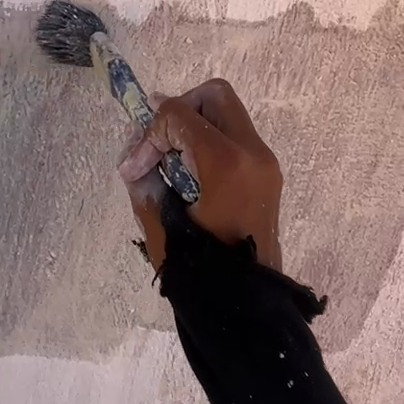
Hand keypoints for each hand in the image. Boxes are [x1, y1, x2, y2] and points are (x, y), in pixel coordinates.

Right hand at [115, 78, 282, 270]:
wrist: (246, 307)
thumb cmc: (199, 268)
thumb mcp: (157, 219)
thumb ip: (142, 175)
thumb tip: (138, 151)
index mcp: (226, 162)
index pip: (179, 114)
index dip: (150, 133)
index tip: (136, 165)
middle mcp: (252, 152)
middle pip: (213, 96)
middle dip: (179, 113)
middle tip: (159, 144)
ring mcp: (265, 163)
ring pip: (226, 114)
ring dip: (193, 128)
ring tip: (170, 163)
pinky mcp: (267, 175)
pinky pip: (235, 138)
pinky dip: (208, 143)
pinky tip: (189, 174)